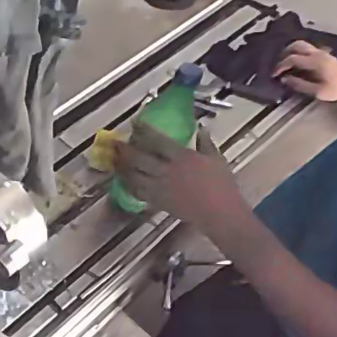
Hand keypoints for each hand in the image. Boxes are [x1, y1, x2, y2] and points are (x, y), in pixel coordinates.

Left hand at [114, 124, 254, 239]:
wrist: (219, 213)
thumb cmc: (221, 185)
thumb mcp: (216, 159)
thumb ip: (205, 143)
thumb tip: (202, 128)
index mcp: (182, 157)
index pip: (157, 140)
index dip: (143, 131)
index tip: (135, 124)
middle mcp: (166, 171)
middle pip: (138, 158)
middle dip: (124, 150)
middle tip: (116, 143)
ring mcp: (160, 187)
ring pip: (133, 176)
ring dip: (122, 168)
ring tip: (115, 161)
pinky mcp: (158, 202)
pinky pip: (138, 192)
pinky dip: (129, 185)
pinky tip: (125, 181)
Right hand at [274, 43, 336, 101]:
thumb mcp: (318, 91)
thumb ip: (300, 84)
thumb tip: (285, 79)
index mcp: (314, 62)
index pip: (292, 59)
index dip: (280, 66)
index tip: (274, 75)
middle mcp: (316, 53)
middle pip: (295, 46)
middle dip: (284, 54)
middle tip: (278, 66)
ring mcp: (320, 52)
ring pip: (301, 45)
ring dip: (290, 51)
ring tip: (285, 63)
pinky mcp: (323, 54)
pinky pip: (306, 48)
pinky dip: (297, 53)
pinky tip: (296, 63)